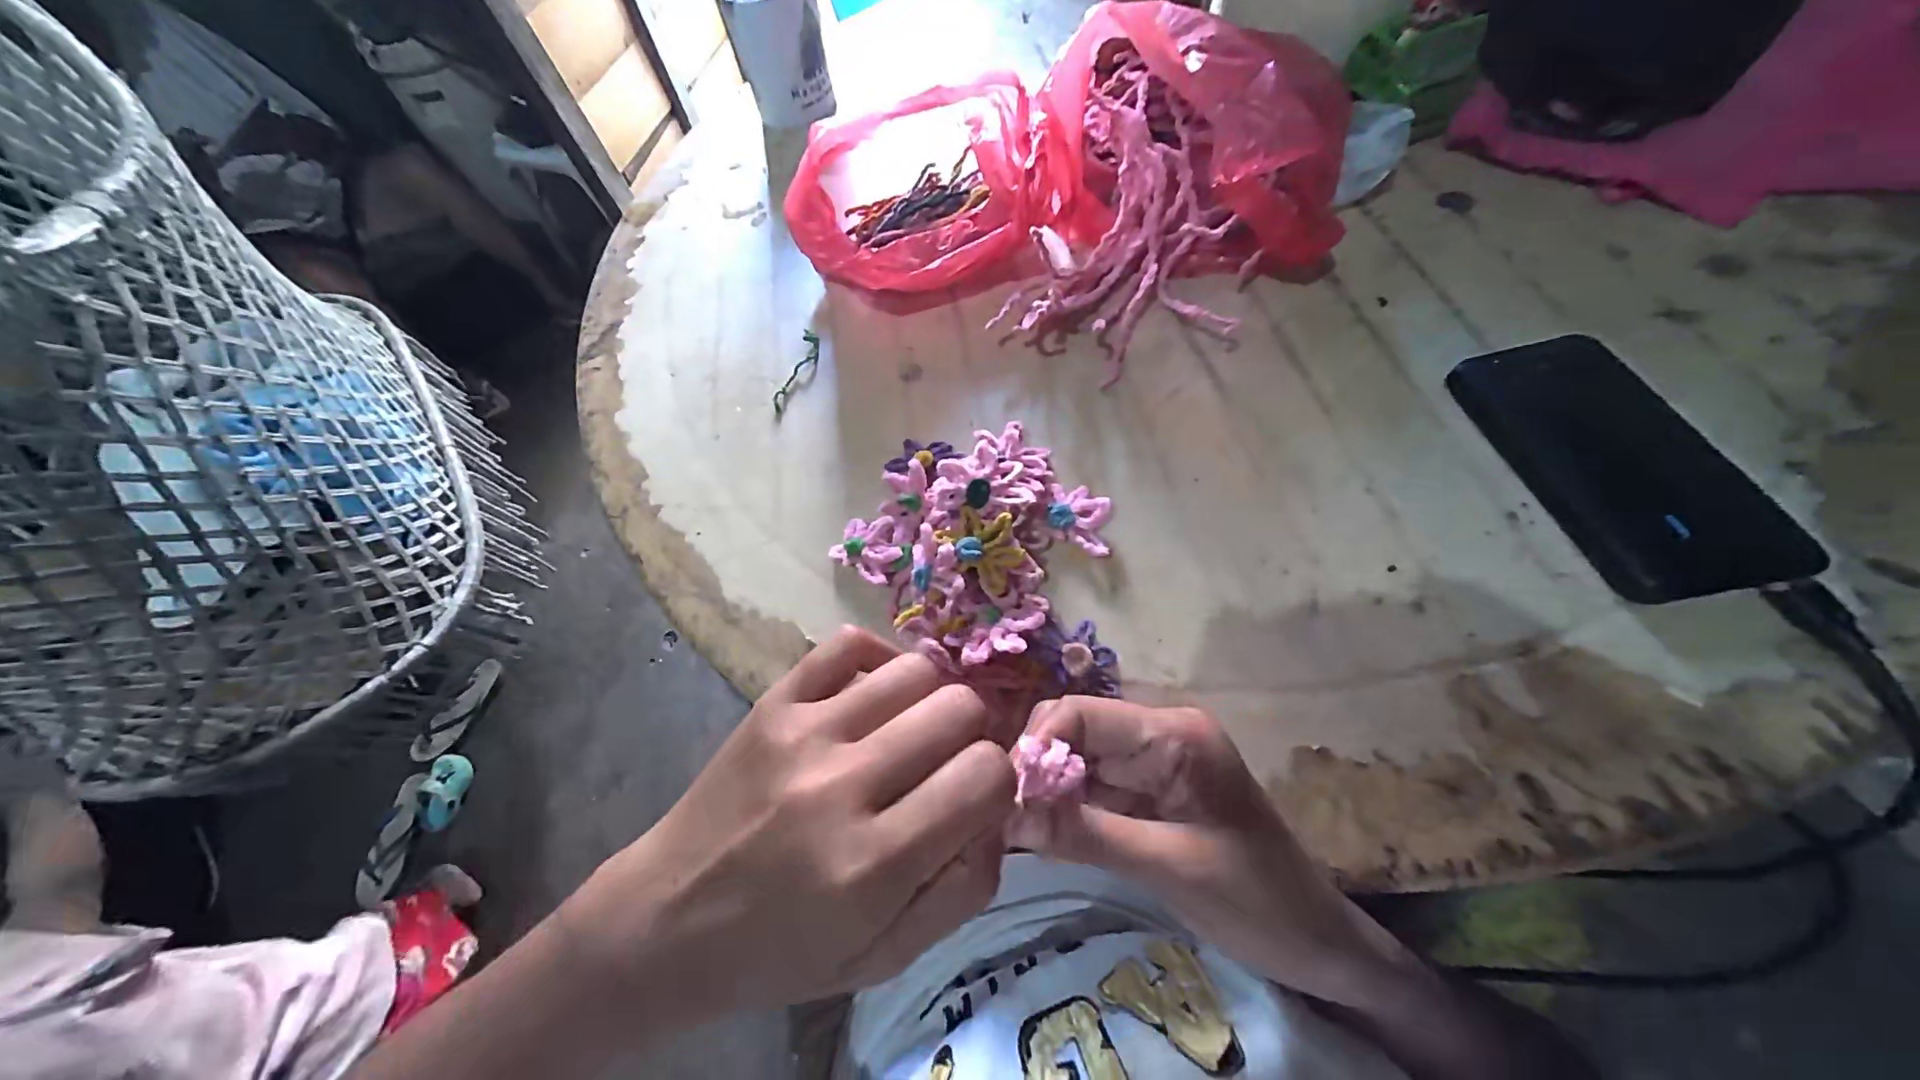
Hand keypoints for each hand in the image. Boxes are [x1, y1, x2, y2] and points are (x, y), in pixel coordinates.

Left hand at [556, 627, 1016, 1021]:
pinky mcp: (773, 703)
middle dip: (976, 732)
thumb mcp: (883, 956)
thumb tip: (998, 811)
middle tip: (953, 756)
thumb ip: (961, 890)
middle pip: (959, 709)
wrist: (667, 918)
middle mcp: (841, 786)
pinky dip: (881, 657)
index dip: (1000, 779)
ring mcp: (802, 733)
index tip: (980, 792)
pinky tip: (879, 690)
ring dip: (935, 696)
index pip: (986, 775)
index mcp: (874, 863)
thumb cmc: (782, 950)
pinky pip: (848, 643)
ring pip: (916, 669)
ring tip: (918, 725)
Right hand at [1009, 697, 1422, 1007]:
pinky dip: (1066, 806)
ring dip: (1046, 789)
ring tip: (1011, 828)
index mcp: (1174, 734)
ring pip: (1078, 757)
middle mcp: (1160, 732)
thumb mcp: (1167, 868)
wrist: (1319, 944)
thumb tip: (1007, 814)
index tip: (1003, 797)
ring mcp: (1155, 760)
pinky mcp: (1150, 789)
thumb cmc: (1255, 902)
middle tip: (1003, 818)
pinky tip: (1042, 833)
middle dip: (1036, 768)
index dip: (1037, 746)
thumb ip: (1084, 834)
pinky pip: (1093, 785)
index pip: (1082, 714)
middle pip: (1075, 730)